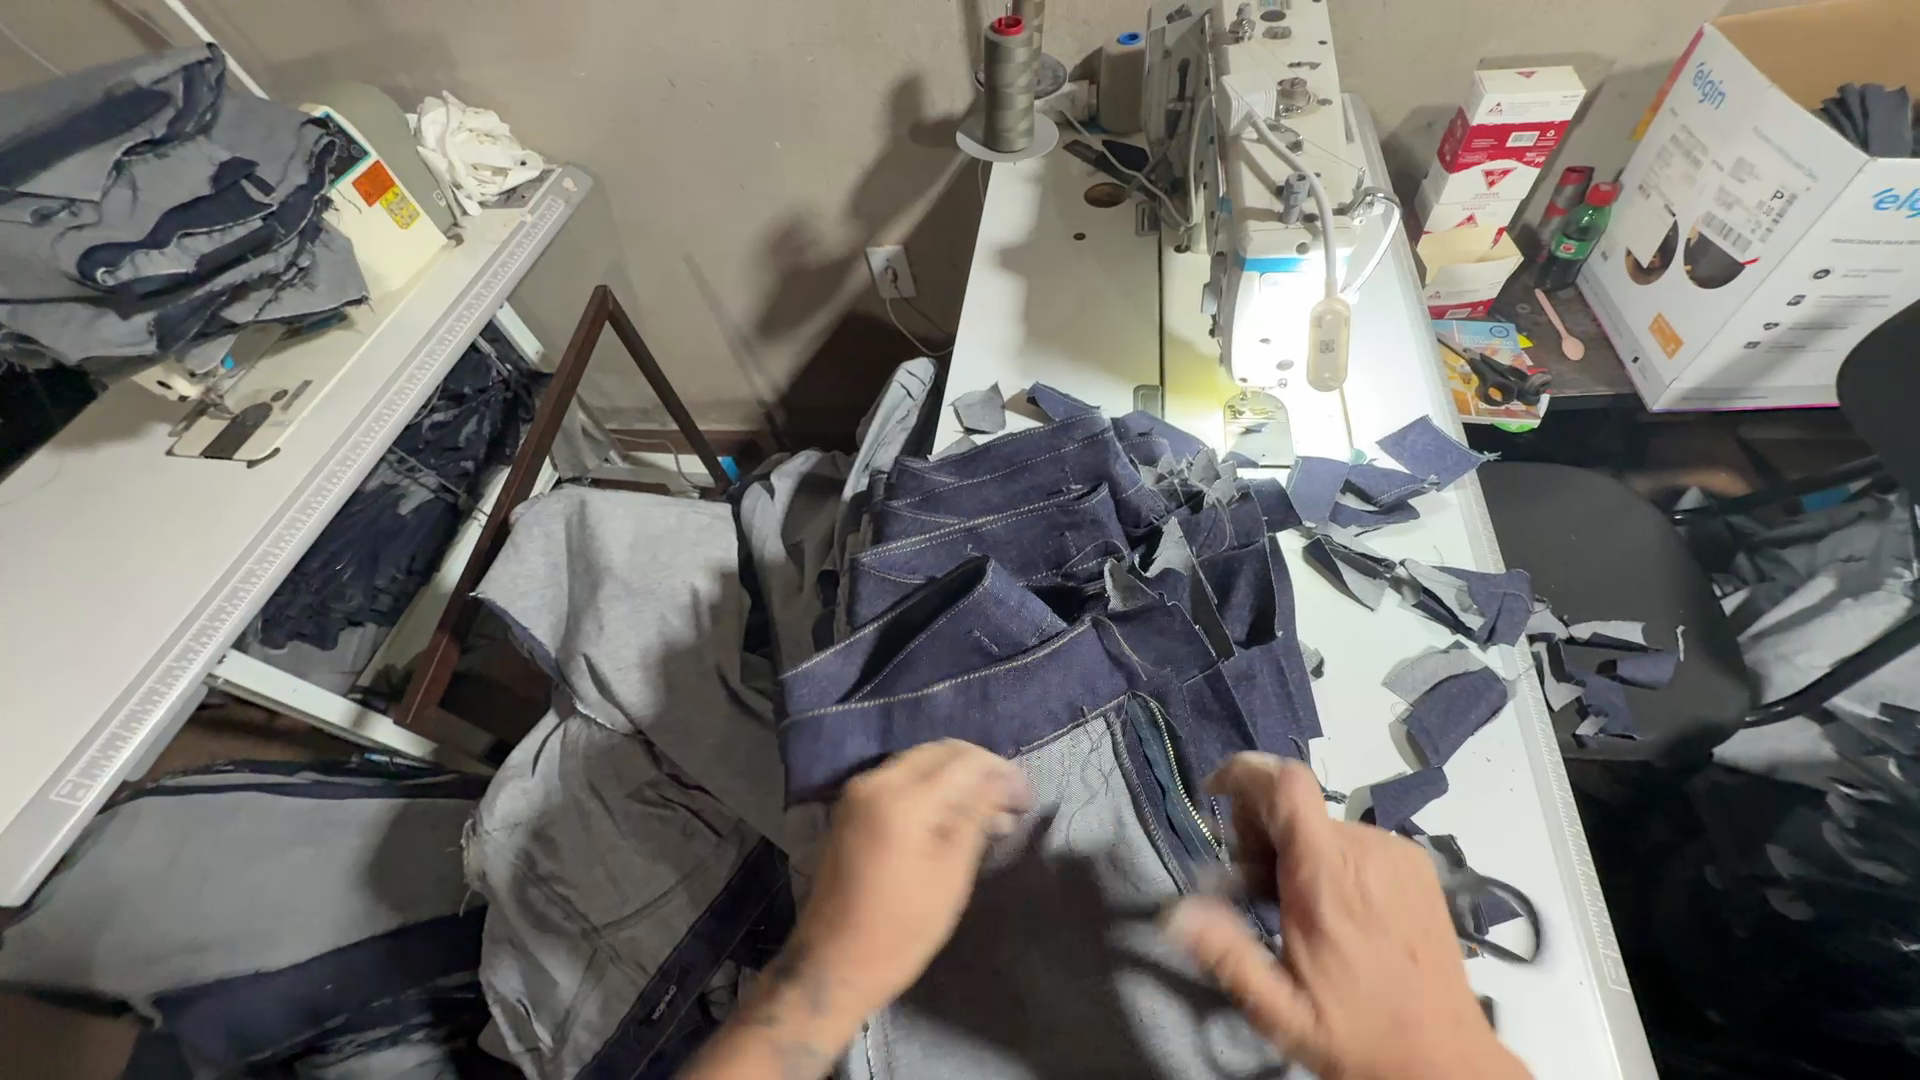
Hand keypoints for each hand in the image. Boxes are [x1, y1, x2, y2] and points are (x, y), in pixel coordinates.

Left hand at [794, 738, 1032, 1011]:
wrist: (830, 963)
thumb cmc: (899, 931)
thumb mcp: (950, 876)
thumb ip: (976, 817)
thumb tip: (1003, 781)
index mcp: (901, 799)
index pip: (964, 761)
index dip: (1001, 772)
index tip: (1027, 796)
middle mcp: (876, 781)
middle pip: (940, 752)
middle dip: (980, 769)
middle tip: (1012, 800)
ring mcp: (859, 791)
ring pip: (921, 761)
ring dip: (957, 776)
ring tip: (991, 811)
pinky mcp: (853, 805)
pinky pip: (901, 777)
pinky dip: (932, 785)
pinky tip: (954, 814)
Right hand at [1161, 754, 1529, 1079]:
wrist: (1448, 1063)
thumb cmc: (1358, 1036)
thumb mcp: (1280, 1010)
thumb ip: (1227, 953)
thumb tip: (1174, 913)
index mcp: (1327, 876)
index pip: (1286, 784)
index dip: (1244, 771)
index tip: (1215, 794)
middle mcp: (1365, 849)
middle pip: (1292, 803)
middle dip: (1256, 828)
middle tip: (1251, 882)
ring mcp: (1396, 852)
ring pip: (1319, 821)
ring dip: (1290, 844)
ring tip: (1291, 902)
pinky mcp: (1415, 862)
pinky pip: (1351, 836)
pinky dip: (1325, 853)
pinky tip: (1330, 903)